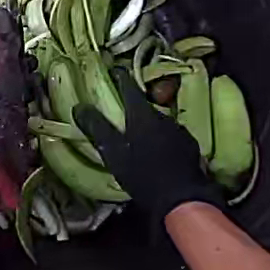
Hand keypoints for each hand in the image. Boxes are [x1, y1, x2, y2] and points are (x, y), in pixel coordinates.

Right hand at [75, 71, 224, 226]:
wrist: (181, 199)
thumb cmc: (142, 173)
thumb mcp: (112, 152)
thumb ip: (96, 127)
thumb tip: (79, 106)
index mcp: (142, 113)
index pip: (129, 86)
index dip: (119, 76)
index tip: (113, 70)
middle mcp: (163, 116)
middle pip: (144, 105)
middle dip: (132, 106)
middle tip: (120, 113)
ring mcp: (179, 131)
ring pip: (158, 121)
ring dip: (147, 124)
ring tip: (138, 137)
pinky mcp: (190, 146)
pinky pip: (170, 135)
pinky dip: (161, 138)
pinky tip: (157, 152)